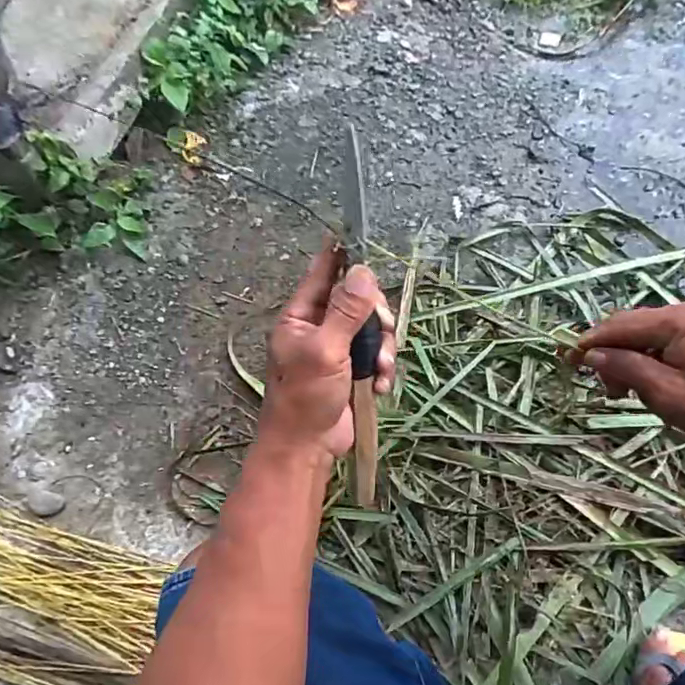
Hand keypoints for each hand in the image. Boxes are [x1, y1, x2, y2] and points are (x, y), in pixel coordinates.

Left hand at [259, 237, 395, 458]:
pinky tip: (380, 387)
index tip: (359, 238)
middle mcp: (318, 329)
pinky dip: (382, 370)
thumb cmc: (304, 397)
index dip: (341, 257)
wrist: (306, 446)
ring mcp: (336, 351)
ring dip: (383, 349)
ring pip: (372, 331)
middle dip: (376, 319)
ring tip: (380, 370)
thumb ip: (345, 312)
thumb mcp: (325, 350)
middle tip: (383, 335)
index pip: (322, 274)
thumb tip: (362, 271)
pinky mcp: (351, 372)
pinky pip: (376, 357)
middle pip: (358, 302)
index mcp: (301, 317)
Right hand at [570, 301, 684, 454]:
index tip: (565, 360)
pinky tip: (661, 385)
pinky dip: (658, 360)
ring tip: (635, 394)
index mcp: (680, 319)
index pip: (619, 325)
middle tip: (608, 392)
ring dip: (636, 361)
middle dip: (614, 354)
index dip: (589, 343)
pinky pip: (677, 341)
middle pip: (637, 326)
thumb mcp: (669, 394)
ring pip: (656, 335)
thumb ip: (627, 369)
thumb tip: (593, 354)